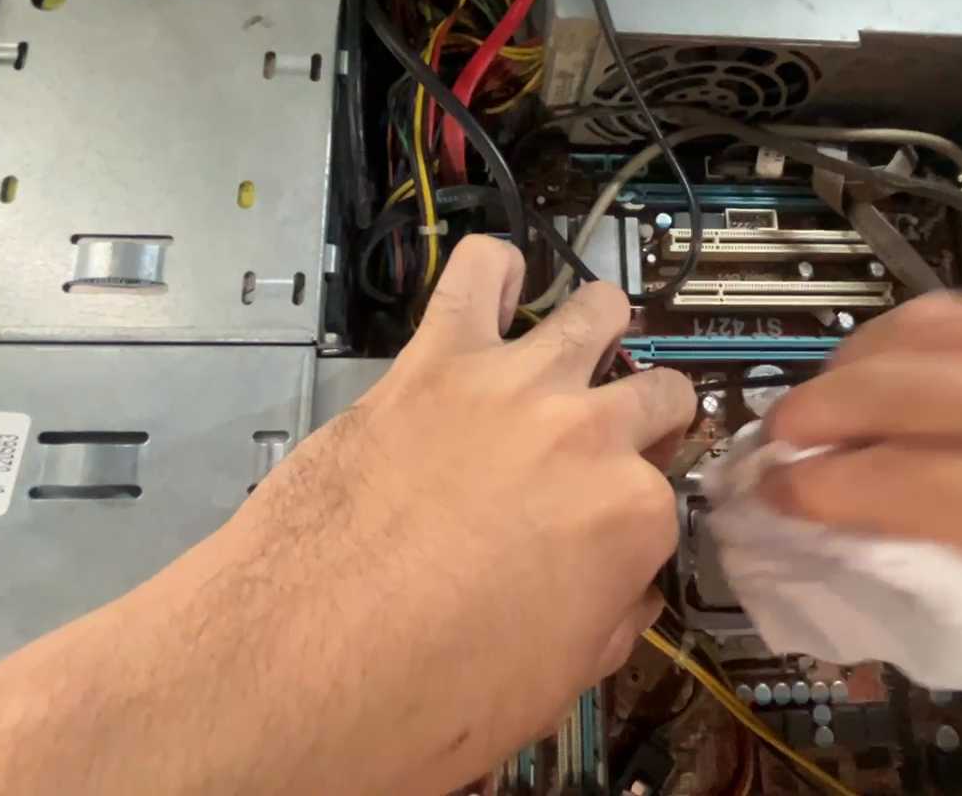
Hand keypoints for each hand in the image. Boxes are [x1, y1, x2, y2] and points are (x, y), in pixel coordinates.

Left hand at [189, 237, 694, 793]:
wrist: (294, 666)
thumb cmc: (416, 692)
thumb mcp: (554, 680)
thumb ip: (610, 614)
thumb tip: (623, 587)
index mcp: (629, 515)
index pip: (667, 492)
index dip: (641, 508)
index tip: (620, 512)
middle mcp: (587, 433)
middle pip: (657, 392)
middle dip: (649, 415)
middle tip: (618, 432)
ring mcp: (516, 383)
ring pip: (597, 310)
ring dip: (601, 327)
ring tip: (581, 343)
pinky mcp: (439, 358)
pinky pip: (479, 271)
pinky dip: (494, 269)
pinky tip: (498, 286)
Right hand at [762, 296, 961, 760]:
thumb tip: (879, 528)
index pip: (922, 479)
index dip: (825, 485)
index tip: (771, 492)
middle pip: (914, 376)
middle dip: (821, 404)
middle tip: (778, 434)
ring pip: (945, 322)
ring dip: (862, 357)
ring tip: (830, 395)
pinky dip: (928, 343)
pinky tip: (914, 373)